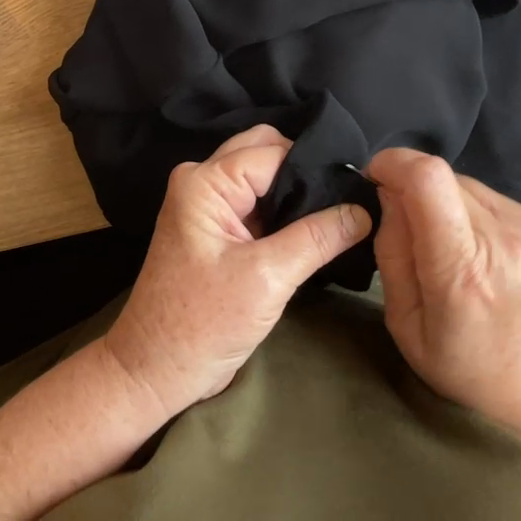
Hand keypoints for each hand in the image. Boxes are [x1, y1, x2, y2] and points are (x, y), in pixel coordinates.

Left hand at [102, 125, 372, 416]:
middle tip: (348, 199)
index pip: (272, 152)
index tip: (358, 185)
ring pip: (262, 177)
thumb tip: (364, 209)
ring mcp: (207, 205)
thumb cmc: (203, 322)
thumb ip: (317, 238)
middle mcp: (202, 181)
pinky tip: (316, 230)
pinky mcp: (217, 229)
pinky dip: (283, 211)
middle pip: (264, 152)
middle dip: (305, 171)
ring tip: (341, 214)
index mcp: (204, 182)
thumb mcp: (268, 279)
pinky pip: (256, 203)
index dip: (314, 165)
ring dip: (295, 192)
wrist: (156, 368)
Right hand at [368, 148, 520, 438]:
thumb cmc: (472, 370)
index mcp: (465, 269)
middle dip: (412, 192)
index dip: (393, 163)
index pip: (427, 178)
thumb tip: (388, 195)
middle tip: (409, 232)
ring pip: (463, 182)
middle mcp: (506, 237)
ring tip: (449, 247)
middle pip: (440, 176)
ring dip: (443, 202)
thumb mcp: (406, 325)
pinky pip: (488, 196)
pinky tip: (480, 250)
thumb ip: (391, 252)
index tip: (375, 179)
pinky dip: (470, 212)